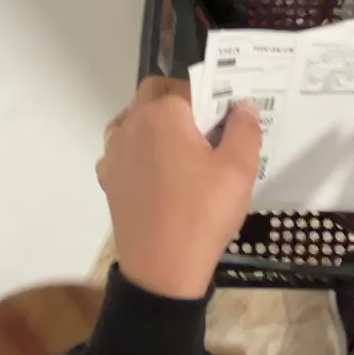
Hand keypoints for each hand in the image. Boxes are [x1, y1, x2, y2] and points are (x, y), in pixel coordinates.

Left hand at [97, 77, 260, 299]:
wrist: (163, 269)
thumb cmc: (204, 213)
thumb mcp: (239, 169)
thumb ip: (244, 129)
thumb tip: (242, 105)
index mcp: (163, 115)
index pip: (190, 85)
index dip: (213, 95)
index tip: (229, 117)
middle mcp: (131, 125)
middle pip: (154, 93)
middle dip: (181, 100)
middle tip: (208, 128)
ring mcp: (114, 152)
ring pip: (134, 119)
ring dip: (157, 122)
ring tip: (184, 150)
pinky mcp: (109, 178)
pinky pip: (124, 149)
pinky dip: (141, 150)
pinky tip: (162, 173)